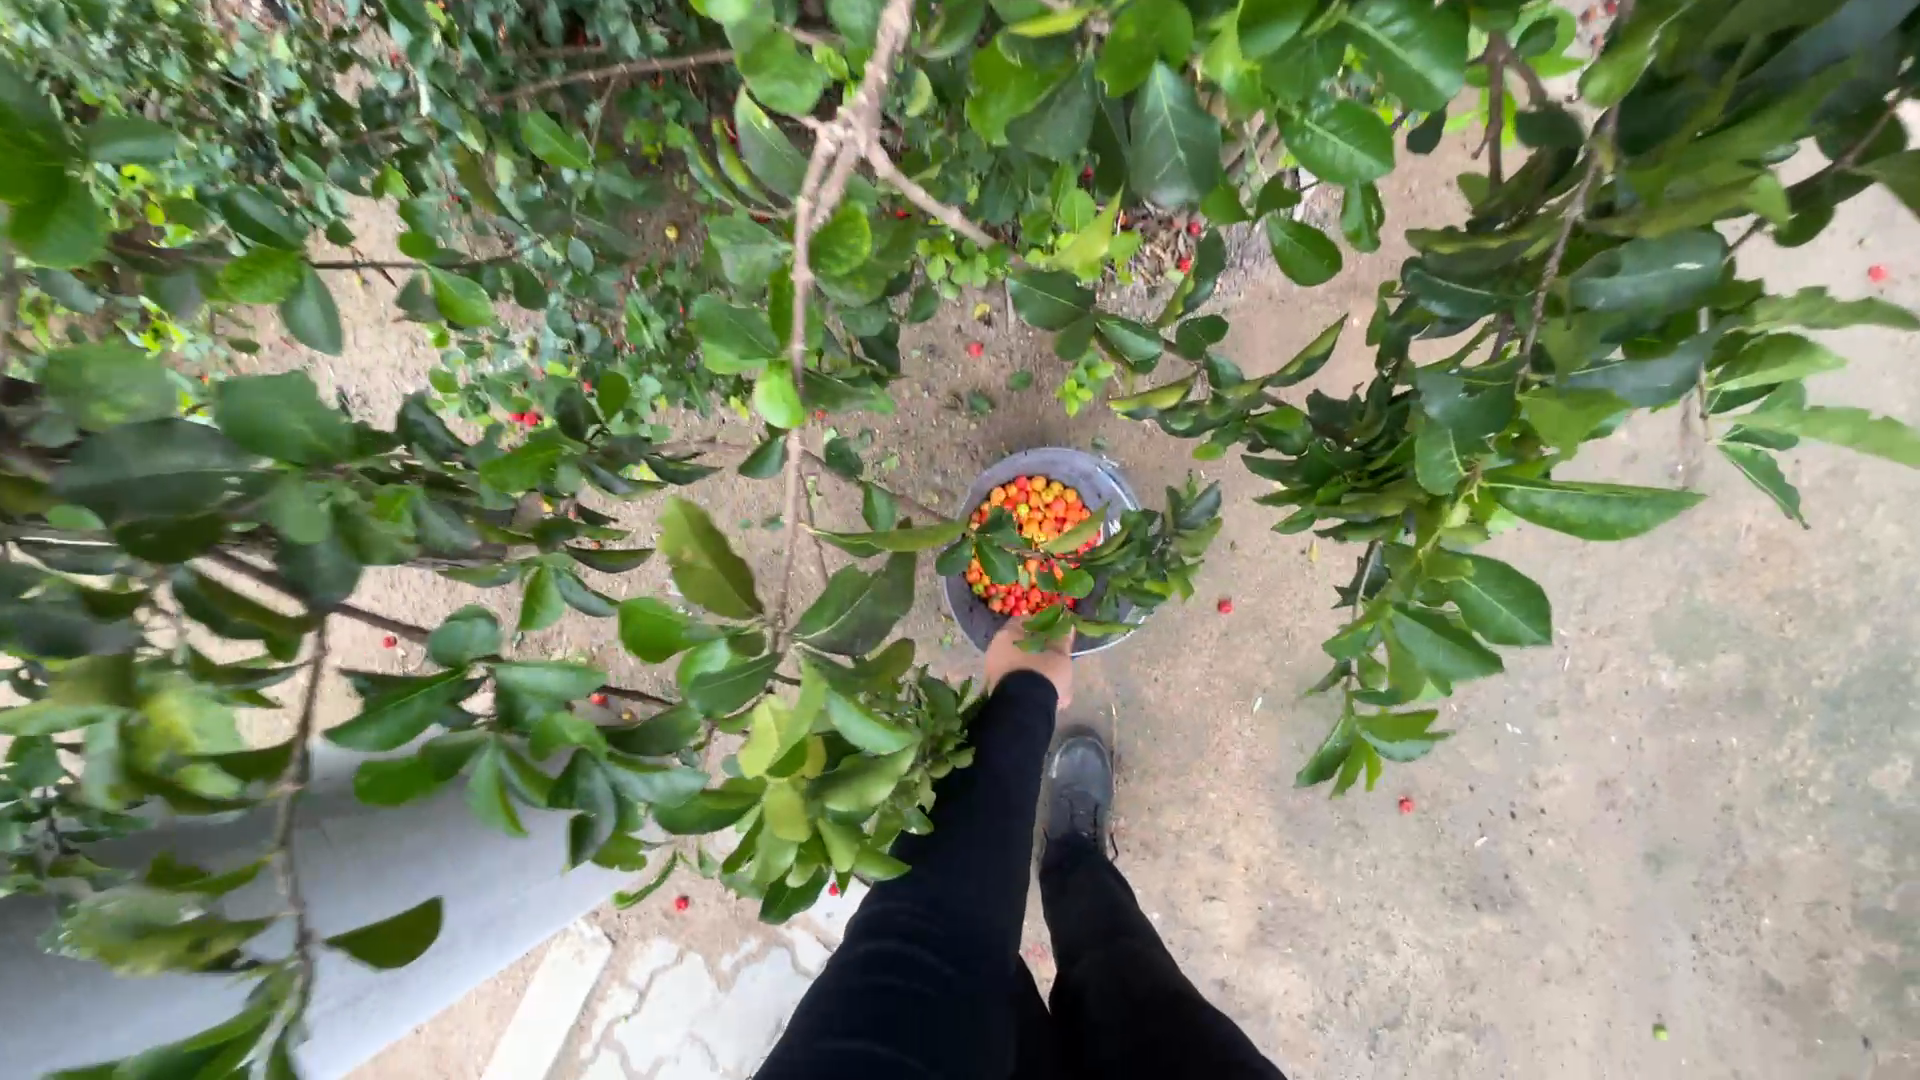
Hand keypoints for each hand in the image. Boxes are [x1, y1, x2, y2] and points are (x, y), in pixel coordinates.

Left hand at [985, 619, 1072, 707]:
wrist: (1025, 707)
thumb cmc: (1042, 672)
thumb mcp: (1058, 654)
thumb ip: (1062, 639)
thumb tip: (1067, 626)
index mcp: (1006, 636)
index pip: (1022, 622)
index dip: (1039, 624)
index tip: (1053, 631)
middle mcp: (994, 651)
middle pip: (1018, 645)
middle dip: (1036, 650)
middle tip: (1054, 656)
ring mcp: (993, 673)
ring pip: (1018, 666)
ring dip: (1034, 669)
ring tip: (1054, 679)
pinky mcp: (997, 693)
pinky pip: (1016, 684)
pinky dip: (1029, 686)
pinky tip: (1046, 693)